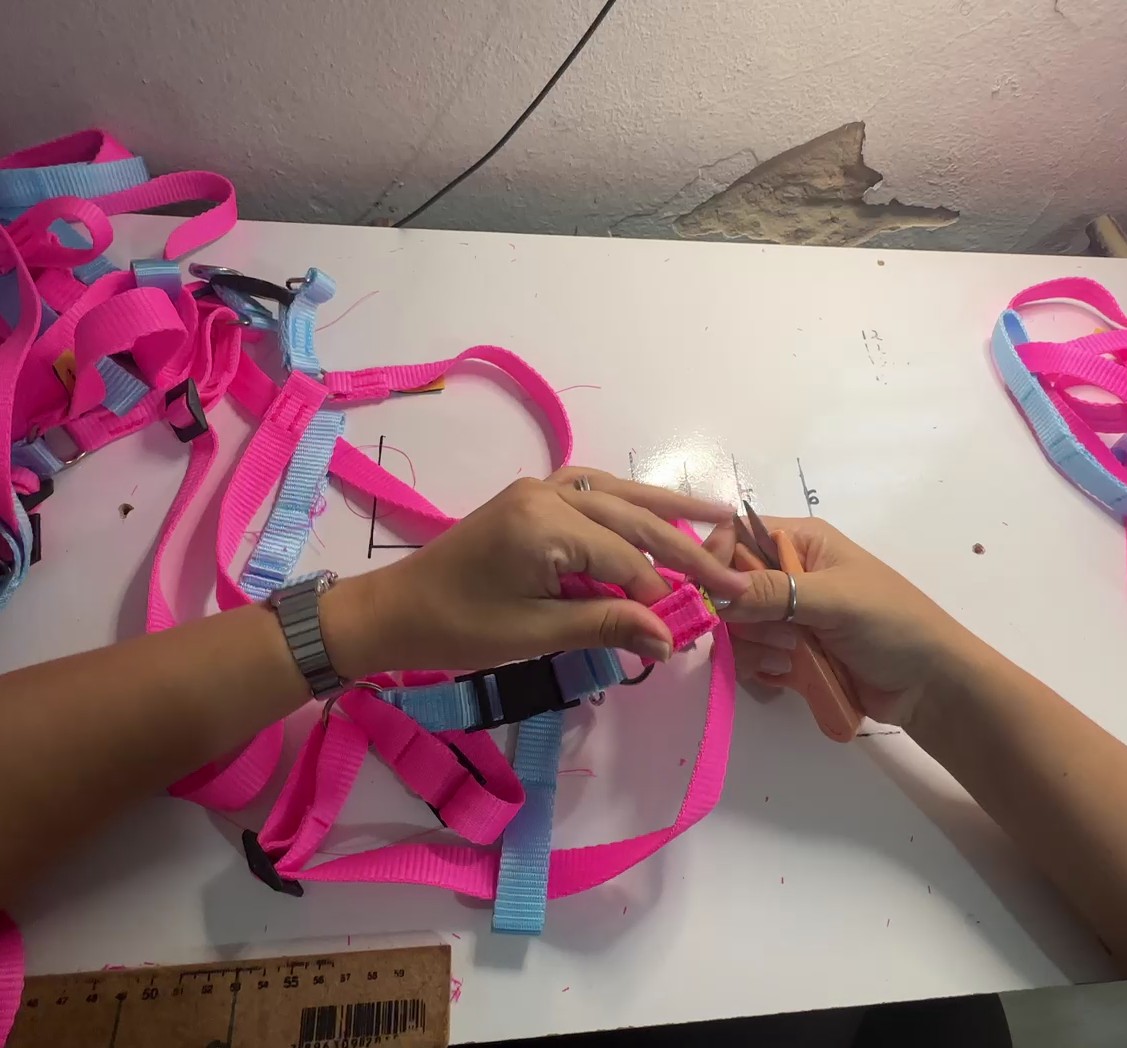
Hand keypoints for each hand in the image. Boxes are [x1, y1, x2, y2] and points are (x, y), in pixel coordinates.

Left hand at [324, 468, 747, 677]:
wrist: (394, 610)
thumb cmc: (458, 629)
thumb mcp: (535, 633)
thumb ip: (606, 624)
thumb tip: (671, 636)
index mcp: (545, 524)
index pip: (625, 556)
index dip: (659, 592)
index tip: (691, 625)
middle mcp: (546, 493)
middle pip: (631, 516)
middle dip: (684, 547)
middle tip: (732, 575)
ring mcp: (537, 489)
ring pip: (617, 493)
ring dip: (665, 508)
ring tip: (716, 515)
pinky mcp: (531, 498)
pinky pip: (592, 492)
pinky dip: (628, 503)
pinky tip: (651, 510)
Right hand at [706, 515, 983, 727]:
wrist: (931, 687)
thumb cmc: (892, 624)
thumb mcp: (835, 600)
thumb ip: (774, 592)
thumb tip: (714, 594)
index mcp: (800, 542)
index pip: (735, 536)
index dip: (715, 562)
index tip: (711, 595)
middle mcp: (787, 573)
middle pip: (728, 586)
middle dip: (742, 615)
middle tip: (777, 634)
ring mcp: (785, 615)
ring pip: (734, 625)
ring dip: (753, 645)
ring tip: (789, 657)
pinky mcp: (786, 650)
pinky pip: (747, 655)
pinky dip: (760, 666)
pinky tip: (788, 674)